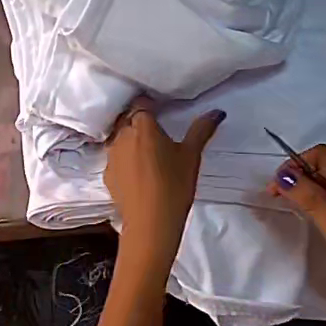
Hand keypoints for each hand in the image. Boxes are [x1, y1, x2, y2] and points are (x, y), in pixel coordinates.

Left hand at [104, 101, 223, 256]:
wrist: (151, 221)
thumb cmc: (174, 183)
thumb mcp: (191, 154)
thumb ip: (202, 129)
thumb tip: (218, 111)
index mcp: (142, 125)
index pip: (141, 103)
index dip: (149, 105)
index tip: (160, 111)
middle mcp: (121, 136)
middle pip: (127, 120)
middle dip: (138, 122)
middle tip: (155, 133)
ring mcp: (111, 156)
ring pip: (118, 139)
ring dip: (129, 141)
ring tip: (145, 153)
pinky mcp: (107, 175)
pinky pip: (115, 160)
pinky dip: (124, 161)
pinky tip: (136, 173)